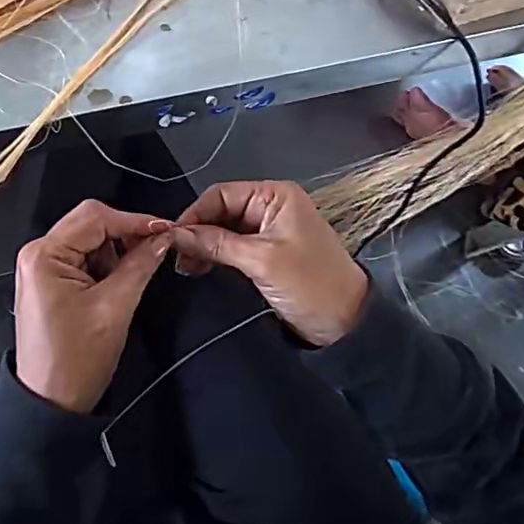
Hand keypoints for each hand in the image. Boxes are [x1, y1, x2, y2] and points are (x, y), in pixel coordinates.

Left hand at [14, 201, 170, 413]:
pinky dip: (102, 265)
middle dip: (123, 235)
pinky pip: (80, 257)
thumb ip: (139, 265)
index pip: (93, 217)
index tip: (164, 229)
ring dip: (113, 252)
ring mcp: (39, 265)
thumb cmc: (76, 360)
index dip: (132, 220)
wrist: (51, 401)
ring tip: (128, 279)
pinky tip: (115, 284)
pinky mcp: (46, 279)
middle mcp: (36, 252)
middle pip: (88, 223)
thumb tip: (160, 238)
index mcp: (44, 253)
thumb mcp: (115, 308)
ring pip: (87, 240)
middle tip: (154, 250)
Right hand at [169, 181, 368, 346]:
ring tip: (186, 267)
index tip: (172, 237)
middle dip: (197, 232)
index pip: (220, 194)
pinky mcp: (266, 252)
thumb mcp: (260, 260)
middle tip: (176, 257)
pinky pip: (231, 246)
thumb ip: (215, 243)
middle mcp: (270, 206)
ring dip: (203, 246)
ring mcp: (269, 230)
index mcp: (274, 196)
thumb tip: (174, 234)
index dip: (194, 214)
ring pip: (222, 230)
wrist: (351, 329)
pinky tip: (199, 268)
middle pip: (219, 211)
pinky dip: (214, 256)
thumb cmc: (311, 285)